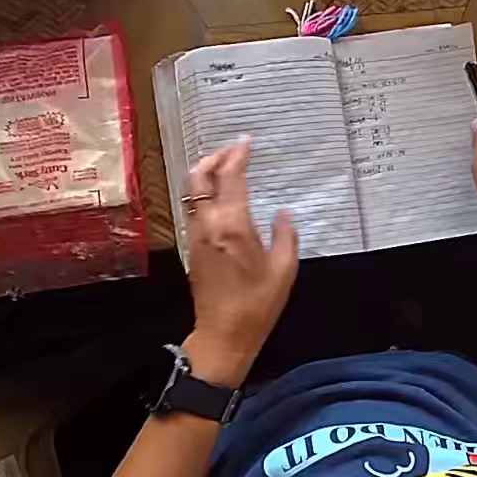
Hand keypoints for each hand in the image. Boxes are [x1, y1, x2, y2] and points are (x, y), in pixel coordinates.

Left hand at [180, 137, 298, 389]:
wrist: (223, 335)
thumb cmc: (257, 305)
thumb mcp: (284, 270)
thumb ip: (285, 236)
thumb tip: (283, 215)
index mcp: (233, 225)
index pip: (229, 176)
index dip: (237, 154)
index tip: (246, 142)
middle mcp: (208, 224)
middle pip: (200, 177)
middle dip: (214, 158)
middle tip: (232, 151)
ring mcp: (195, 235)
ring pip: (191, 192)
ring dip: (206, 174)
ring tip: (224, 168)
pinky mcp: (191, 247)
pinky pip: (193, 209)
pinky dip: (203, 193)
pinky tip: (218, 197)